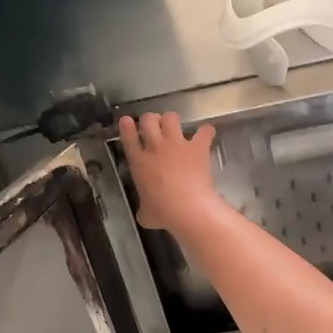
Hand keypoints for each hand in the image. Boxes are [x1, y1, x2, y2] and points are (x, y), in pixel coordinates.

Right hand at [118, 112, 220, 232]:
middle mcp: (156, 147)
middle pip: (148, 120)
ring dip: (172, 120)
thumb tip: (144, 213)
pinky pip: (204, 131)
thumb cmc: (163, 213)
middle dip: (150, 120)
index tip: (127, 120)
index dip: (126, 126)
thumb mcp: (145, 214)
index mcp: (139, 162)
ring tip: (175, 128)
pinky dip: (206, 132)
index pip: (128, 137)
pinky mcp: (197, 147)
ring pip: (171, 117)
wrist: (188, 208)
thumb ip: (143, 208)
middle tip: (154, 126)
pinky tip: (206, 134)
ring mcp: (177, 144)